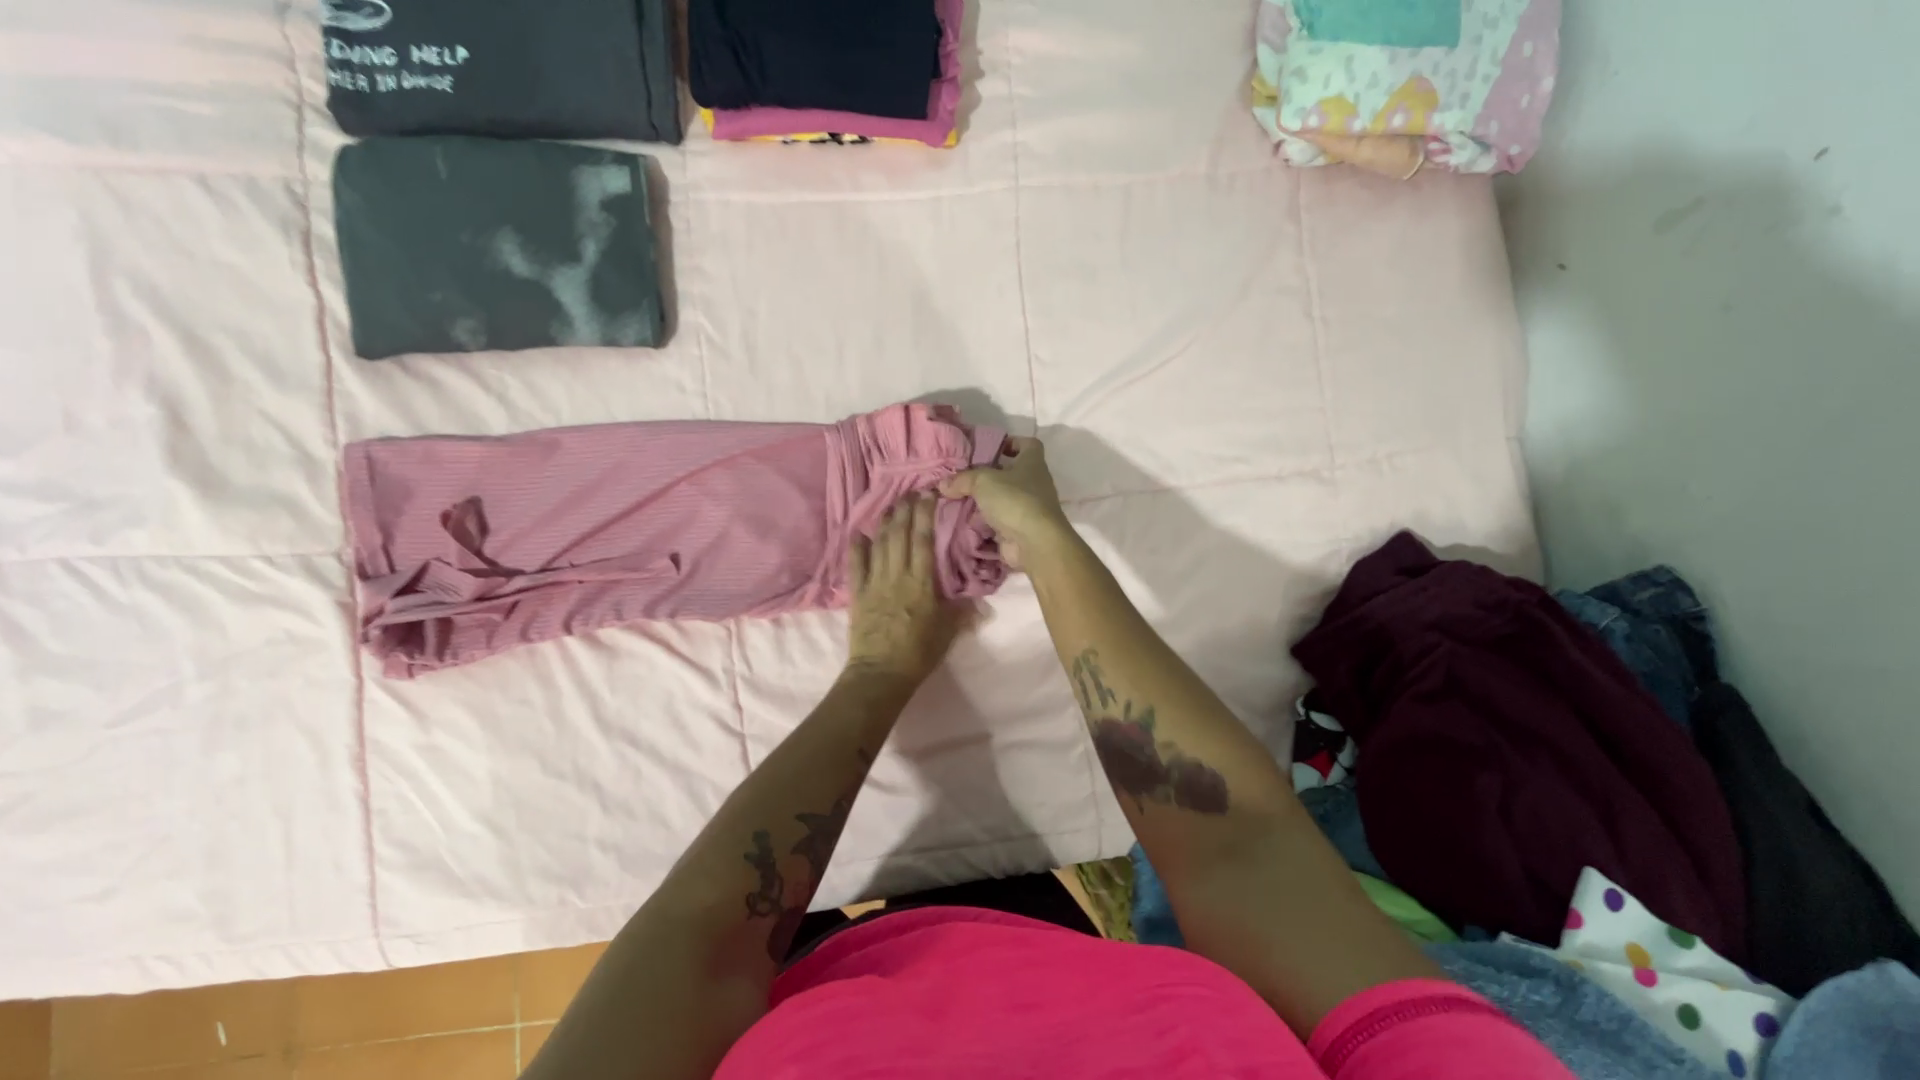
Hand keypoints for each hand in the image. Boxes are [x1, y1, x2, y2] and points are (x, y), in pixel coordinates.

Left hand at [845, 493, 962, 685]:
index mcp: (922, 583)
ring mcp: (875, 583)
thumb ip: (962, 613)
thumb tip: (980, 603)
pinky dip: (857, 548)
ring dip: (885, 523)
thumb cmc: (919, 653)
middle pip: (901, 536)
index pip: (924, 541)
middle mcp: (897, 576)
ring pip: (880, 545)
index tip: (928, 495)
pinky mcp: (858, 595)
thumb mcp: (948, 632)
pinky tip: (860, 533)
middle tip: (910, 492)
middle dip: (906, 511)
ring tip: (891, 505)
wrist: (881, 673)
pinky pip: (856, 566)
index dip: (925, 515)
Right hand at [938, 436, 1073, 571]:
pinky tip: (964, 522)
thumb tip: (943, 484)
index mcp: (1032, 463)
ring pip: (1002, 499)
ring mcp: (1028, 508)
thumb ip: (962, 479)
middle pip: (1010, 474)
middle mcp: (1034, 484)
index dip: (1012, 442)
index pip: (1028, 444)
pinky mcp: (1019, 530)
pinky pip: (998, 522)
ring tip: (958, 499)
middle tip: (963, 476)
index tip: (991, 447)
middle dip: (988, 475)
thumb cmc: (1014, 500)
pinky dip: (983, 523)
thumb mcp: (983, 481)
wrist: (1034, 543)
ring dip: (984, 501)